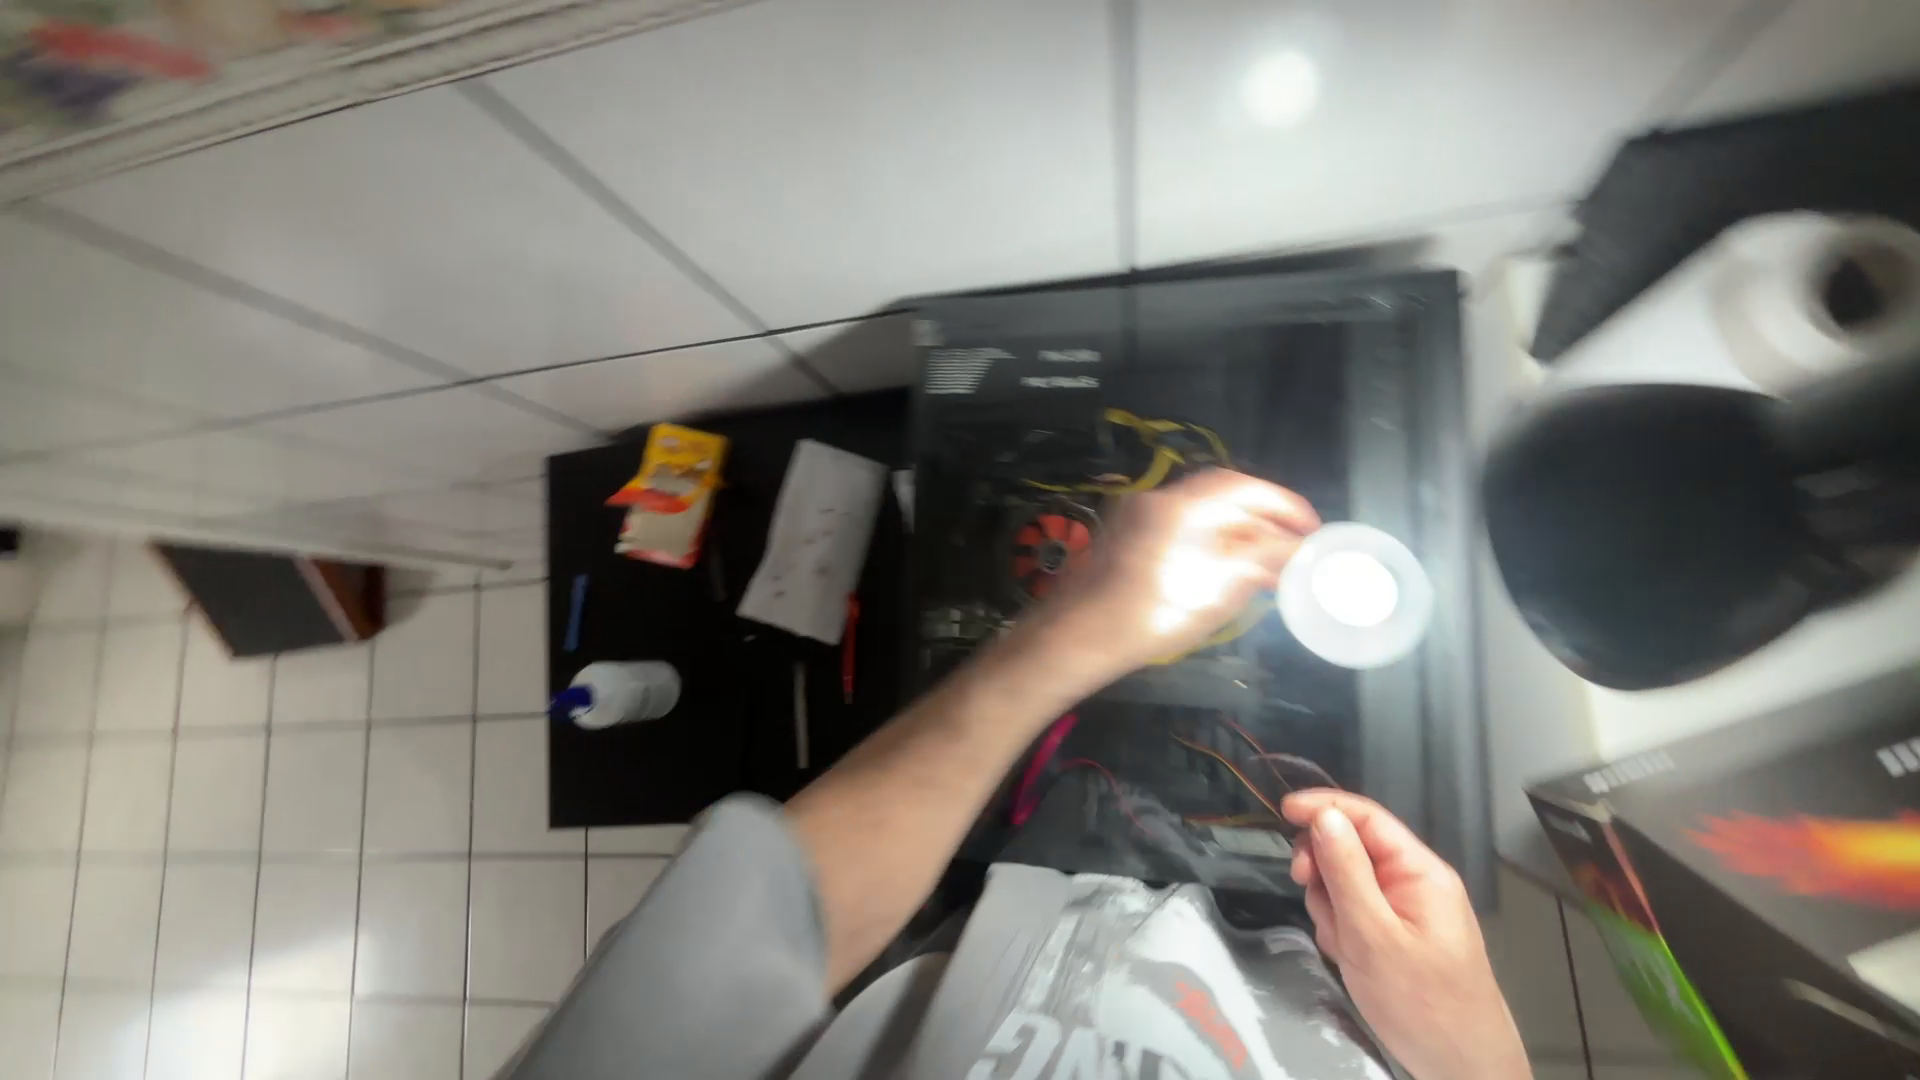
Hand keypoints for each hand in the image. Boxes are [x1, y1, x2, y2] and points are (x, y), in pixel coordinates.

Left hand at [1028, 469, 1319, 682]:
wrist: (1073, 638)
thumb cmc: (1145, 618)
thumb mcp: (1212, 593)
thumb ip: (1258, 562)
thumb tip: (1295, 548)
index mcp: (1177, 507)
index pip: (1240, 486)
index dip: (1281, 503)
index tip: (1309, 527)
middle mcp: (1154, 501)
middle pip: (1219, 497)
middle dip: (1261, 519)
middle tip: (1292, 548)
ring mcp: (1135, 518)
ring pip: (1199, 515)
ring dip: (1235, 533)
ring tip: (1266, 565)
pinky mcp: (1125, 538)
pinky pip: (1178, 529)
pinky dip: (1208, 542)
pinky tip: (1225, 571)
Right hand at [1284, 791, 1531, 1079]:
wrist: (1462, 1072)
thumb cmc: (1421, 1002)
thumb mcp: (1372, 934)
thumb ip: (1346, 871)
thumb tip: (1323, 815)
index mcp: (1418, 871)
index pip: (1366, 816)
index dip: (1323, 805)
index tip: (1282, 810)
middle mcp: (1412, 882)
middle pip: (1350, 846)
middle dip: (1322, 867)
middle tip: (1304, 886)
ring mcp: (1403, 909)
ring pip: (1344, 881)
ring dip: (1330, 906)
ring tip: (1342, 944)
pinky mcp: (1394, 934)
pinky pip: (1352, 911)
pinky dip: (1340, 928)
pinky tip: (1348, 955)